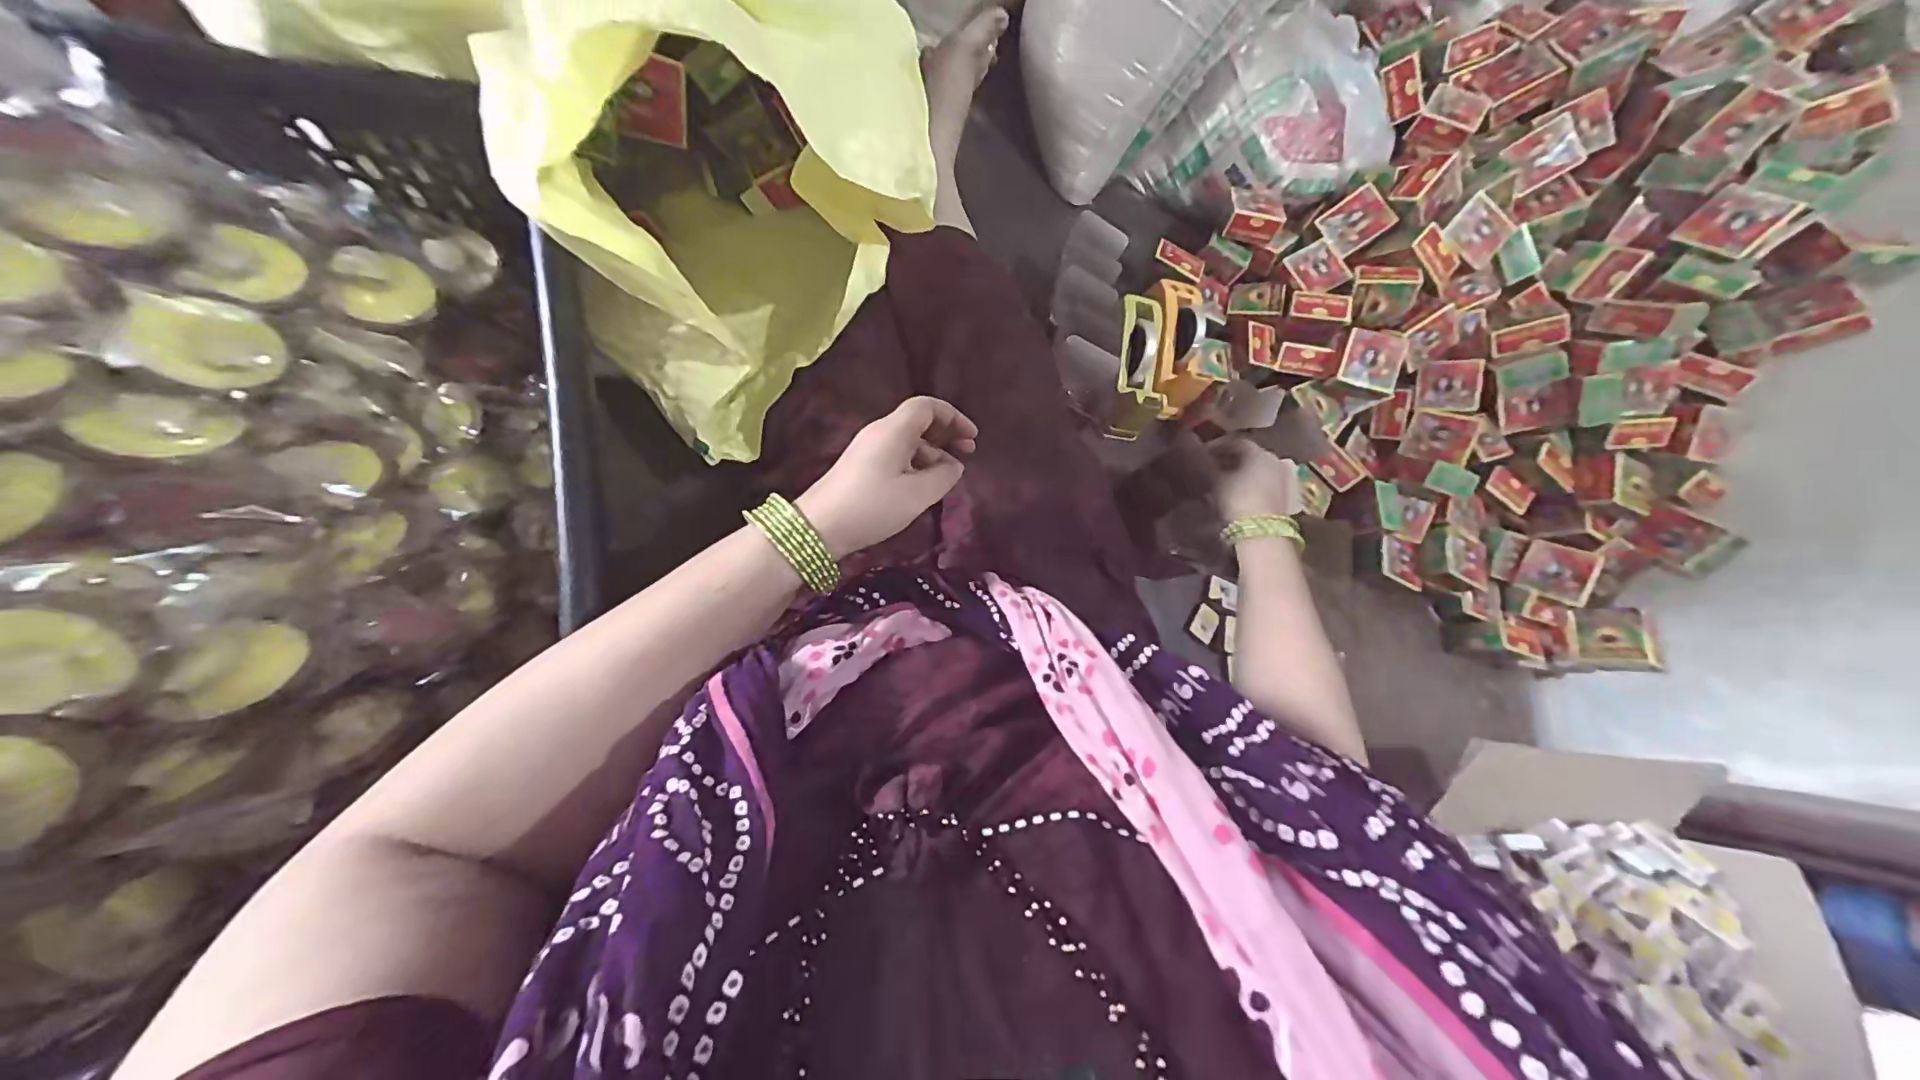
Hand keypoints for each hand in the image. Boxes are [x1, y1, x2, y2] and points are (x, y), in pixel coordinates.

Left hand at [796, 397, 977, 558]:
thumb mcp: (917, 495)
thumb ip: (943, 476)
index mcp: (894, 430)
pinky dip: (915, 463)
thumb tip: (954, 464)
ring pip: (907, 440)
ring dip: (932, 452)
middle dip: (945, 433)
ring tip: (947, 476)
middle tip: (966, 453)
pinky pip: (895, 454)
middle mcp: (879, 432)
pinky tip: (922, 486)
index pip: (927, 406)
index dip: (953, 417)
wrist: (819, 526)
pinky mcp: (860, 466)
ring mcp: (867, 449)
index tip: (971, 437)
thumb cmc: (872, 506)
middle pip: (917, 421)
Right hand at [1210, 438, 1301, 522]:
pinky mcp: (1284, 493)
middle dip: (1229, 458)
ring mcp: (1281, 477)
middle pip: (1248, 454)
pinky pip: (1263, 480)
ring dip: (1240, 470)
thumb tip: (1200, 458)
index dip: (1216, 446)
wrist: (1262, 531)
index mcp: (1258, 452)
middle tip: (1211, 466)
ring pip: (1256, 468)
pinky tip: (1237, 490)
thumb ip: (1208, 467)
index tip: (1202, 453)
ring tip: (1222, 480)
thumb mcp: (1216, 482)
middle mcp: (1273, 459)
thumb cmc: (1237, 500)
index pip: (1235, 442)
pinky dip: (1249, 481)